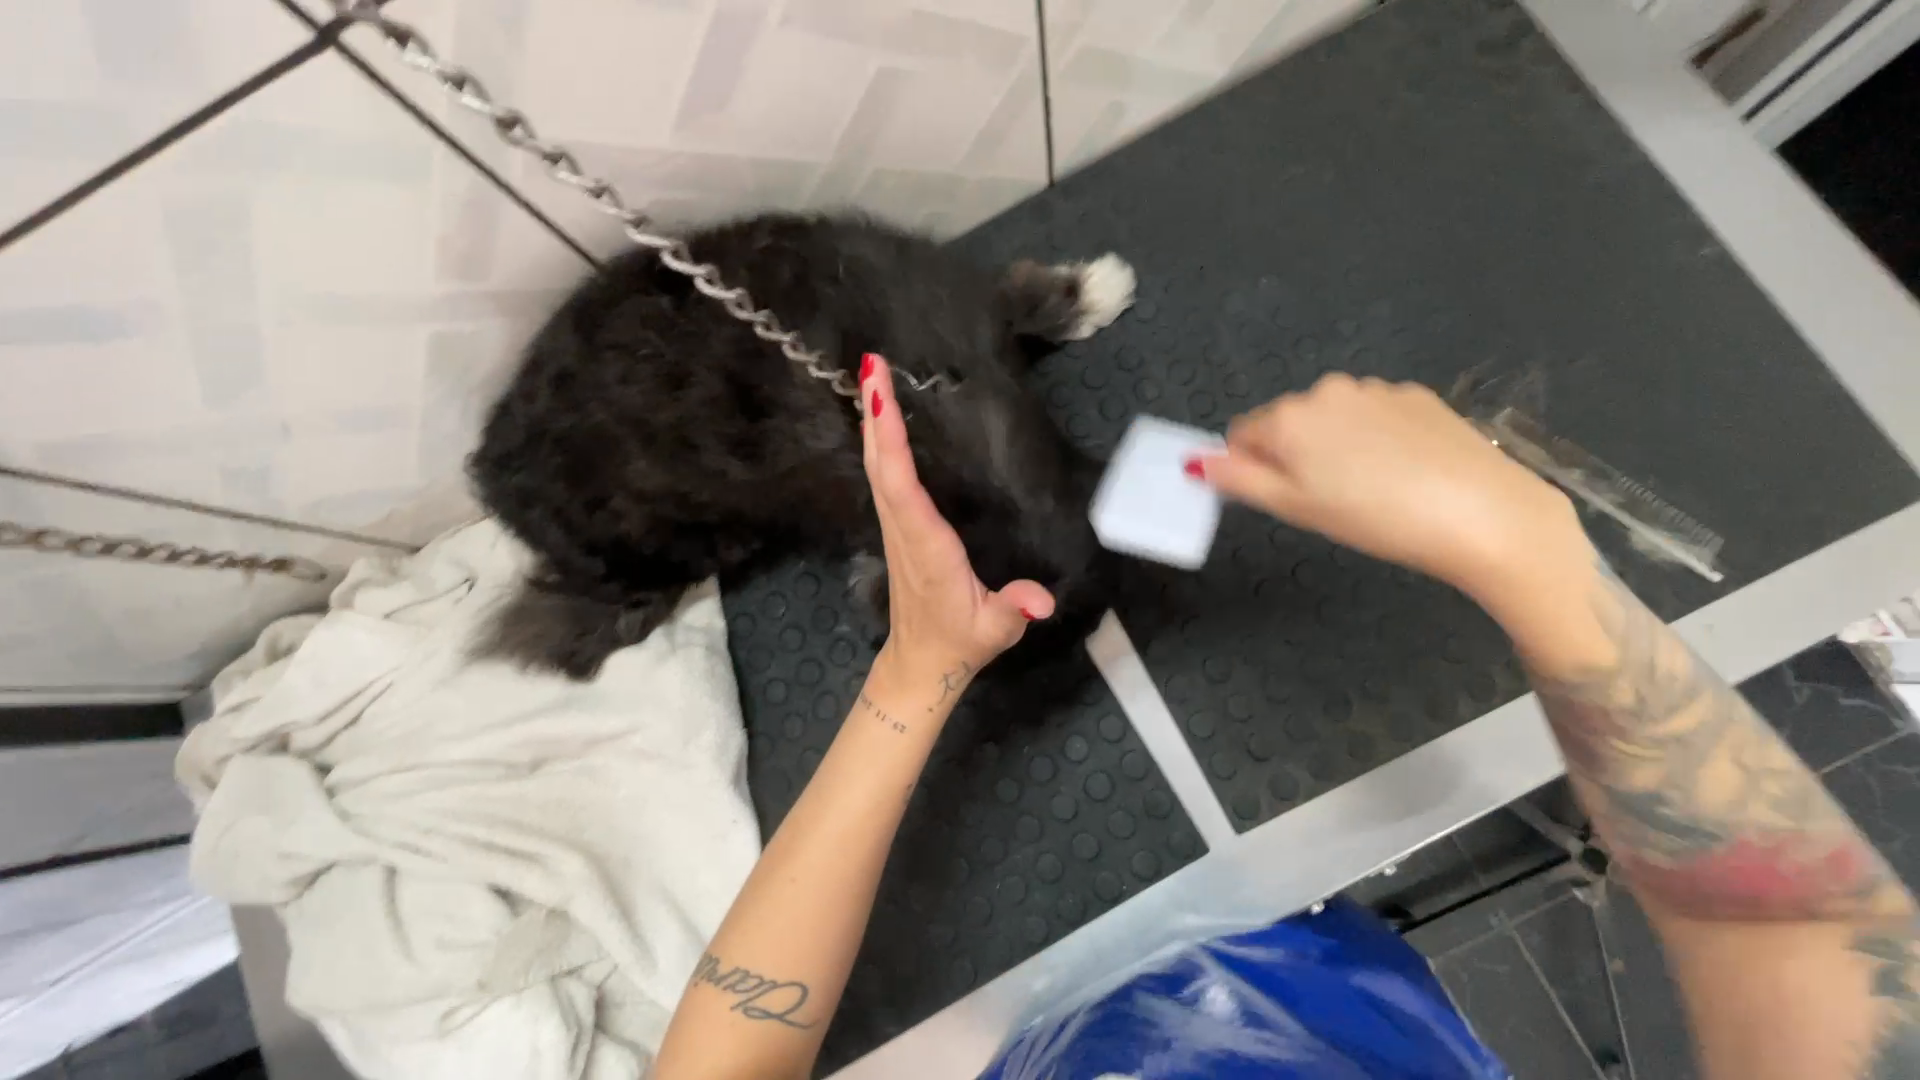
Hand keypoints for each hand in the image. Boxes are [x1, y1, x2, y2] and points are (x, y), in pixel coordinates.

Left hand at [859, 353, 1054, 688]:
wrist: (921, 662)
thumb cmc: (959, 642)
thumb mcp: (994, 631)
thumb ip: (1014, 611)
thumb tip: (1041, 600)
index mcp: (928, 548)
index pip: (904, 490)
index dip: (891, 444)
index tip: (882, 399)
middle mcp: (904, 531)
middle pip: (881, 466)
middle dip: (874, 414)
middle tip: (870, 363)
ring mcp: (894, 528)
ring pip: (876, 469)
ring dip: (872, 422)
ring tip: (871, 376)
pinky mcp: (895, 528)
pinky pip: (882, 478)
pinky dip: (878, 443)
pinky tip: (878, 419)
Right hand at [1194, 374, 1590, 605]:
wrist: (1482, 514)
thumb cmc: (1374, 518)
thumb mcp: (1295, 508)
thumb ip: (1238, 480)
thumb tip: (1193, 462)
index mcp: (1289, 418)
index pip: (1241, 436)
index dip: (1255, 469)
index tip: (1287, 498)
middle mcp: (1326, 391)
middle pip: (1288, 423)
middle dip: (1296, 455)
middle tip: (1328, 499)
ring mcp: (1376, 389)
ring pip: (1333, 419)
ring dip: (1336, 446)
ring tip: (1372, 489)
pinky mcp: (1418, 395)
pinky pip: (1374, 414)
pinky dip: (1376, 439)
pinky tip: (1404, 472)